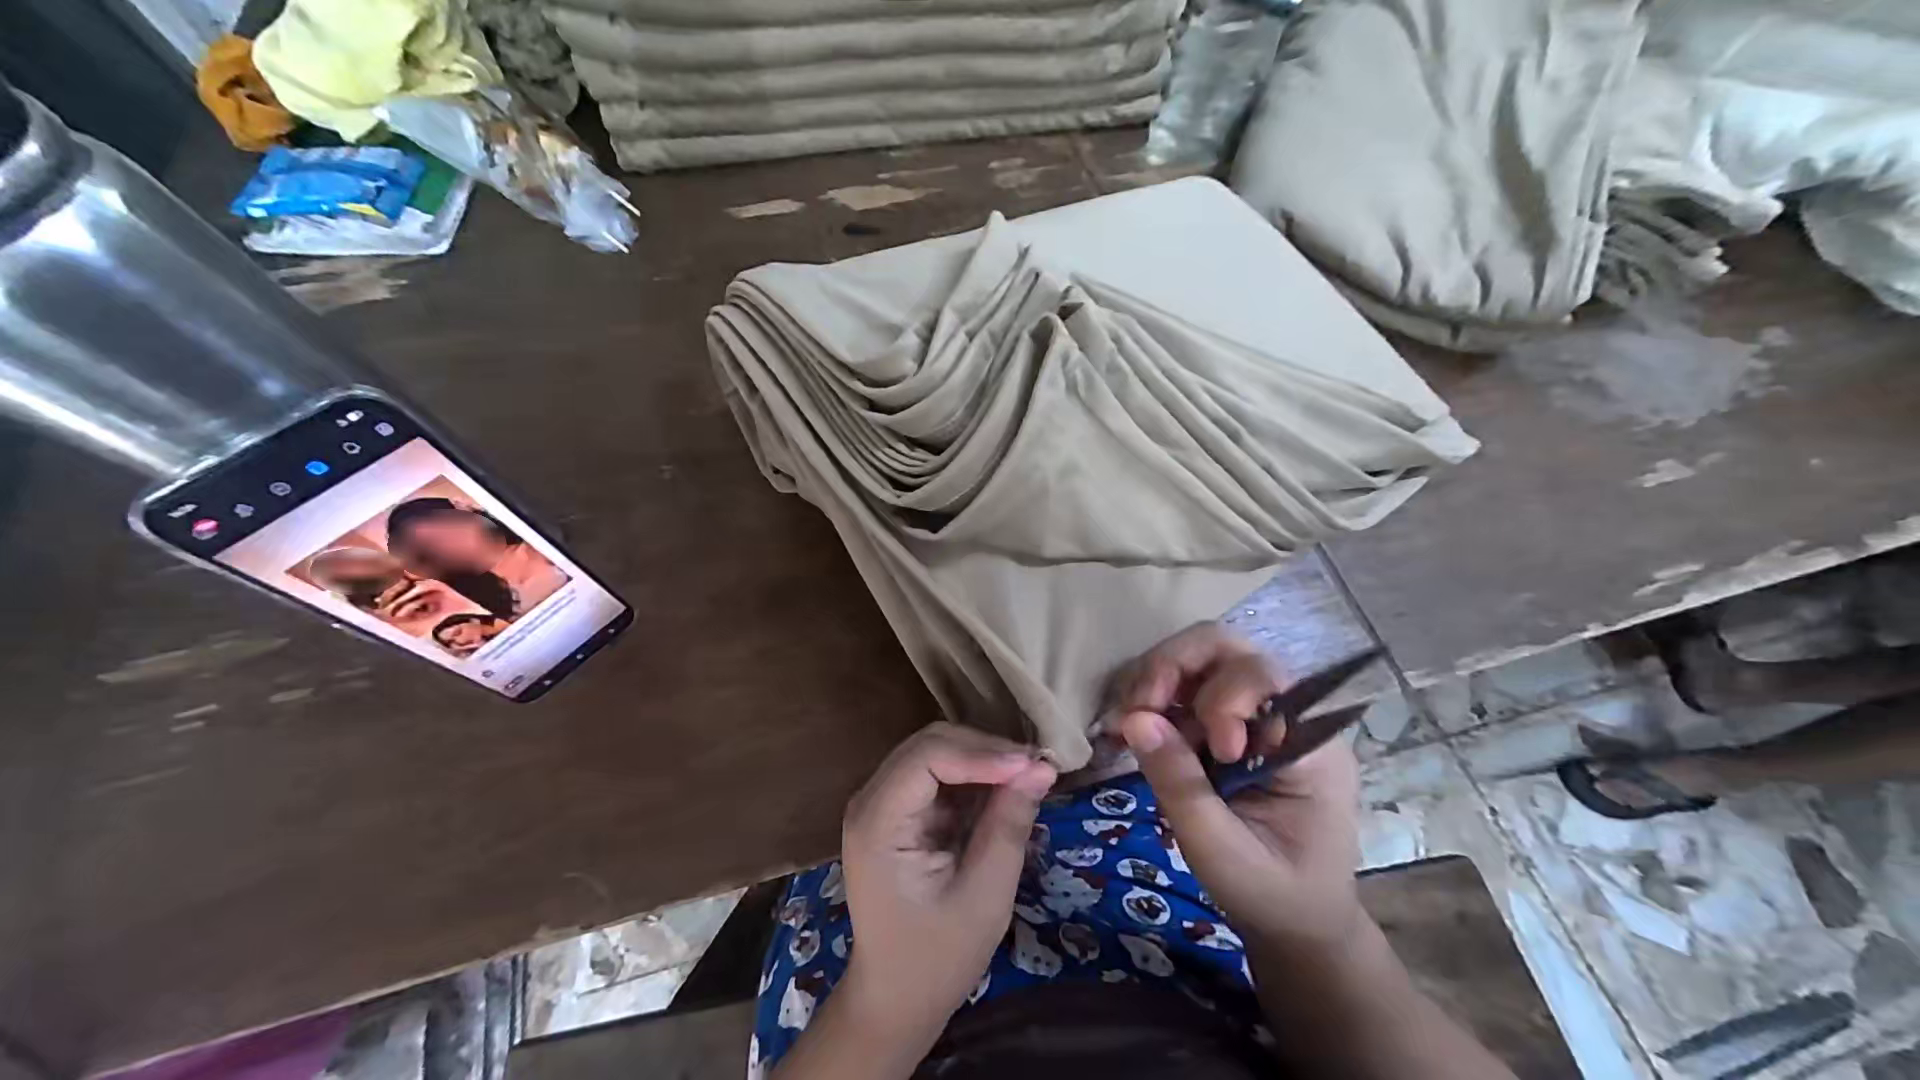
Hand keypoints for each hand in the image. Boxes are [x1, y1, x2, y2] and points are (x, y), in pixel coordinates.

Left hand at [838, 722, 1056, 1036]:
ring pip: (936, 752)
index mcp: (877, 822)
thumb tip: (1041, 768)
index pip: (927, 757)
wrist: (896, 997)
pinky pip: (940, 774)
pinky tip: (1005, 790)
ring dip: (983, 759)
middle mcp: (871, 800)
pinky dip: (975, 776)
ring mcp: (882, 803)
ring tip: (1028, 777)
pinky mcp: (900, 810)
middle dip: (985, 750)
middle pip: (930, 745)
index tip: (1032, 766)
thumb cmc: (937, 957)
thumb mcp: (984, 897)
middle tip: (1036, 769)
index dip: (981, 754)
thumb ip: (1008, 826)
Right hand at [1109, 623, 1361, 953]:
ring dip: (1155, 681)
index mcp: (1308, 742)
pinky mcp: (1223, 724)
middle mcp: (1282, 712)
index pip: (1262, 675)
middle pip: (1224, 649)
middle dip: (1172, 668)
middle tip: (1138, 709)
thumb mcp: (1222, 853)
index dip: (1222, 696)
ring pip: (1197, 660)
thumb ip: (1179, 785)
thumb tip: (1133, 719)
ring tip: (1127, 725)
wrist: (1294, 923)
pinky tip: (1131, 730)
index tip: (1215, 753)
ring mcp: (1249, 714)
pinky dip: (1151, 699)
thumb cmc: (1272, 894)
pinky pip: (1183, 688)